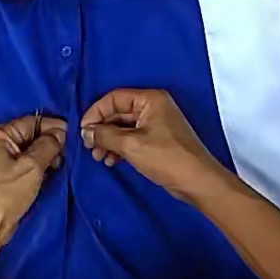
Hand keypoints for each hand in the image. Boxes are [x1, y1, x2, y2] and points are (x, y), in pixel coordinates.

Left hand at [0, 115, 66, 244]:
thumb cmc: (4, 194)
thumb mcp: (32, 166)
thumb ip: (49, 145)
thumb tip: (60, 133)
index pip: (33, 121)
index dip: (55, 127)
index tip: (74, 136)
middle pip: (32, 136)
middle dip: (52, 143)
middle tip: (69, 154)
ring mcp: (1, 162)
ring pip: (32, 153)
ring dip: (47, 158)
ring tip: (61, 166)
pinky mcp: (6, 179)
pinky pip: (28, 167)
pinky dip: (40, 169)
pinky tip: (52, 174)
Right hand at [79, 88, 230, 198]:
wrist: (196, 180)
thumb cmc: (167, 158)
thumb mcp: (131, 145)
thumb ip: (105, 135)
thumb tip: (86, 131)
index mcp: (150, 99)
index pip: (114, 98)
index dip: (96, 113)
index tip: (83, 131)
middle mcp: (154, 106)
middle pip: (118, 112)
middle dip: (102, 130)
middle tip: (89, 148)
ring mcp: (156, 122)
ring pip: (123, 126)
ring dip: (109, 141)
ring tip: (99, 158)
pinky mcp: (157, 138)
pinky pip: (132, 137)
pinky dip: (120, 147)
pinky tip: (111, 160)